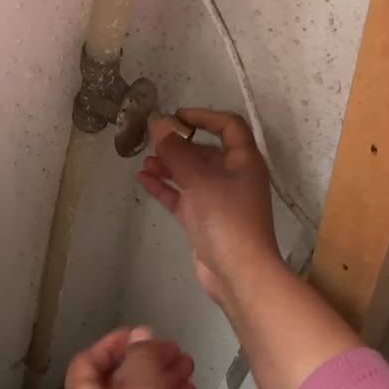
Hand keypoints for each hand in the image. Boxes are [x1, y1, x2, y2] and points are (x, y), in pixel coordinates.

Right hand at [138, 108, 280, 301]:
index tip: (176, 117)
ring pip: (191, 174)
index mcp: (244, 161)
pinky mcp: (204, 219)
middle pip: (206, 150)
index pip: (228, 126)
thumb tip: (158, 123)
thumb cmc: (226, 218)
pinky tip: (145, 179)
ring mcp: (219, 199)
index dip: (204, 116)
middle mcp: (234, 176)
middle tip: (152, 140)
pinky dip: (166, 187)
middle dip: (179, 144)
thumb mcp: (199, 180)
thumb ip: (176, 151)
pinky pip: (183, 195)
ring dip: (169, 165)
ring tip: (145, 161)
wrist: (238, 272)